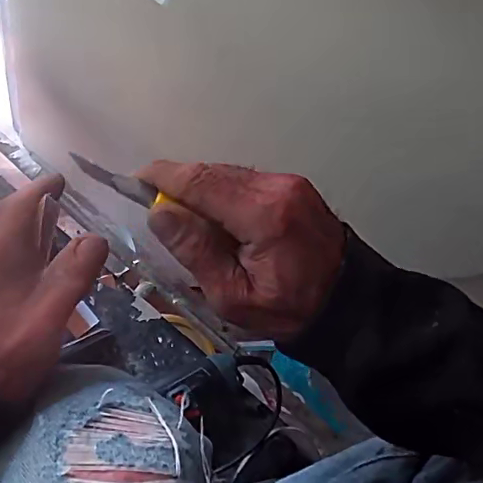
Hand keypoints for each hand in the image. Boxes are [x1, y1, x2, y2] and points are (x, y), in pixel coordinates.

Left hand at [0, 174, 109, 402]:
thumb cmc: (5, 360)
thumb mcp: (46, 319)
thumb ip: (71, 275)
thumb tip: (96, 236)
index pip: (15, 207)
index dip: (39, 189)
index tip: (60, 178)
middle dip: (28, 206)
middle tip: (57, 200)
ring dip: (15, 228)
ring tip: (44, 224)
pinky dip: (3, 248)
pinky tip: (20, 262)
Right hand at [135, 161, 346, 340]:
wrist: (349, 304)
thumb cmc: (289, 309)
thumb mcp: (232, 296)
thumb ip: (195, 251)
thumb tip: (159, 213)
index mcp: (263, 214)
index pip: (200, 182)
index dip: (162, 178)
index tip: (133, 182)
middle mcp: (277, 187)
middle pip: (210, 172)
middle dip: (176, 185)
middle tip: (152, 207)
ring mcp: (287, 182)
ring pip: (224, 173)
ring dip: (197, 190)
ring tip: (182, 219)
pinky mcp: (291, 186)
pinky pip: (240, 180)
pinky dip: (218, 193)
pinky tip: (211, 217)